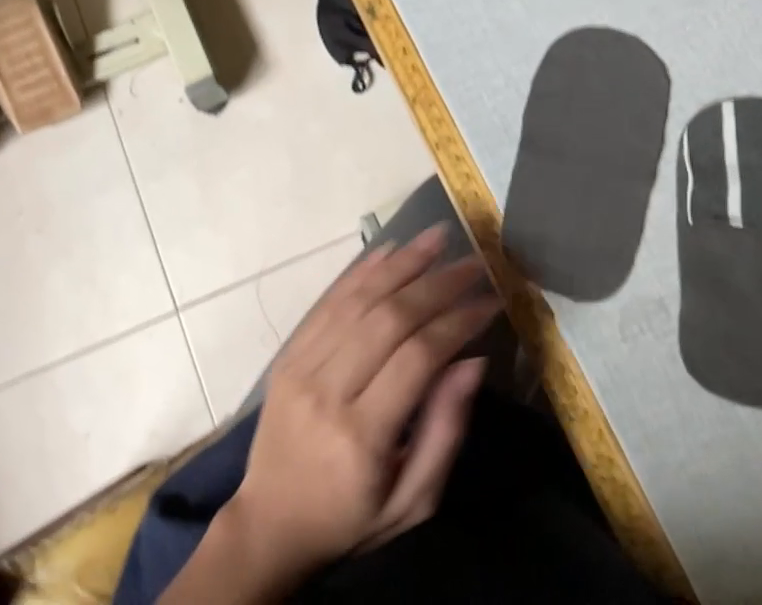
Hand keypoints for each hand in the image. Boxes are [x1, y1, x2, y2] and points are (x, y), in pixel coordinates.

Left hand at [224, 227, 501, 581]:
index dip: (457, 321)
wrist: (270, 523)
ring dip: (399, 264)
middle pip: (387, 319)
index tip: (491, 300)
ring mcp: (299, 367)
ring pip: (355, 300)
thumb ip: (444, 431)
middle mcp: (326, 390)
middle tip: (473, 263)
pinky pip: (325, 304)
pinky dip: (358, 274)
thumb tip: (473, 362)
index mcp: (362, 433)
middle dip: (436, 284)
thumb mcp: (413, 500)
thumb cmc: (351, 518)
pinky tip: (387, 252)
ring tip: (436, 238)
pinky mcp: (286, 356)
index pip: (417, 356)